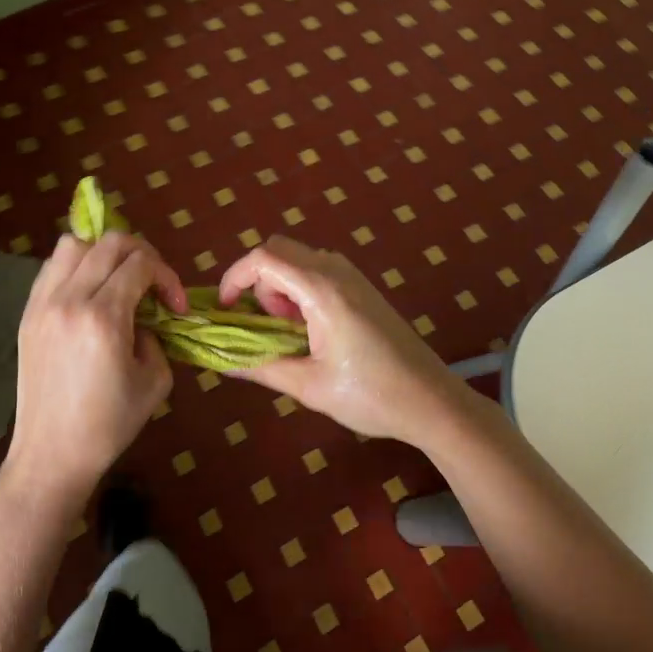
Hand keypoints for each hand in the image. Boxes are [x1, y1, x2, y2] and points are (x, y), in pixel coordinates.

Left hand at [3, 232, 183, 504]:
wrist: (52, 454)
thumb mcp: (155, 380)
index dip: (167, 277)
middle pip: (110, 242)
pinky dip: (76, 267)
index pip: (141, 264)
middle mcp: (70, 300)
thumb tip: (146, 316)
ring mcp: (43, 304)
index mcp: (104, 318)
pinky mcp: (28, 313)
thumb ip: (157, 335)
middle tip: (152, 283)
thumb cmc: (109, 425)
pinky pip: (52, 267)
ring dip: (103, 253)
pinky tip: (89, 292)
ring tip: (116, 280)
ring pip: (74, 244)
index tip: (176, 306)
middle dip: (142, 254)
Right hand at [217, 236, 459, 442]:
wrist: (432, 401)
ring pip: (297, 258)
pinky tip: (311, 330)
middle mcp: (336, 271)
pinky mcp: (362, 287)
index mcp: (322, 289)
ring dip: (279, 286)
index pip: (263, 258)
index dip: (234, 278)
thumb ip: (261, 366)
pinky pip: (316, 270)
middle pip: (278, 250)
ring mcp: (352, 276)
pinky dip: (299, 288)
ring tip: (288, 333)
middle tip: (262, 325)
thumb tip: (221, 360)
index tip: (225, 310)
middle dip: (257, 282)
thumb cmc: (371, 395)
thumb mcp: (309, 387)